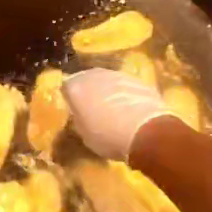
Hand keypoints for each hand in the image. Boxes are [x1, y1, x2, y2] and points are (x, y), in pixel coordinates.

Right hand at [61, 70, 176, 160]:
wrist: (145, 131)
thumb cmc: (108, 136)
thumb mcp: (84, 134)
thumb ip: (79, 118)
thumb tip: (81, 114)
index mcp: (76, 87)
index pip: (66, 86)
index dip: (70, 98)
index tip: (75, 109)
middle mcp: (93, 75)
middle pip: (86, 79)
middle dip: (88, 91)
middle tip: (92, 107)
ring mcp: (116, 74)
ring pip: (106, 80)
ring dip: (106, 90)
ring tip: (113, 109)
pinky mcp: (136, 78)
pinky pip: (124, 85)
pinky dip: (124, 93)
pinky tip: (130, 108)